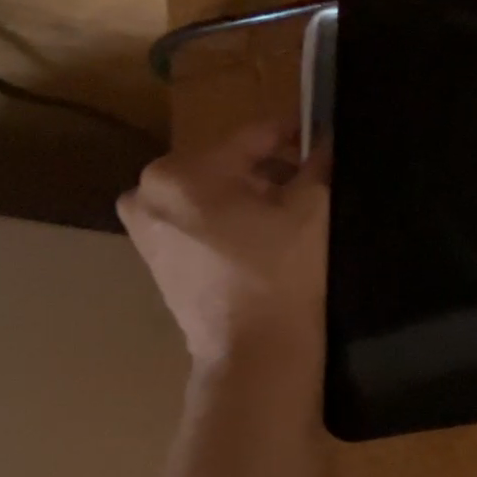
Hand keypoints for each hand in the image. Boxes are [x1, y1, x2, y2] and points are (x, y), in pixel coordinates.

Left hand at [118, 122, 329, 376]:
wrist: (254, 344)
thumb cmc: (283, 269)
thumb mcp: (314, 208)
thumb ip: (320, 164)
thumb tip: (329, 140)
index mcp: (182, 172)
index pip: (256, 134)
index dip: (300, 132)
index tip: (332, 133)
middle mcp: (148, 191)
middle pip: (231, 163)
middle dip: (275, 169)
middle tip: (319, 183)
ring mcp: (145, 226)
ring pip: (216, 191)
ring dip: (256, 195)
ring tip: (298, 215)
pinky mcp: (156, 254)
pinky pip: (202, 218)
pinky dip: (236, 219)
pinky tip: (270, 240)